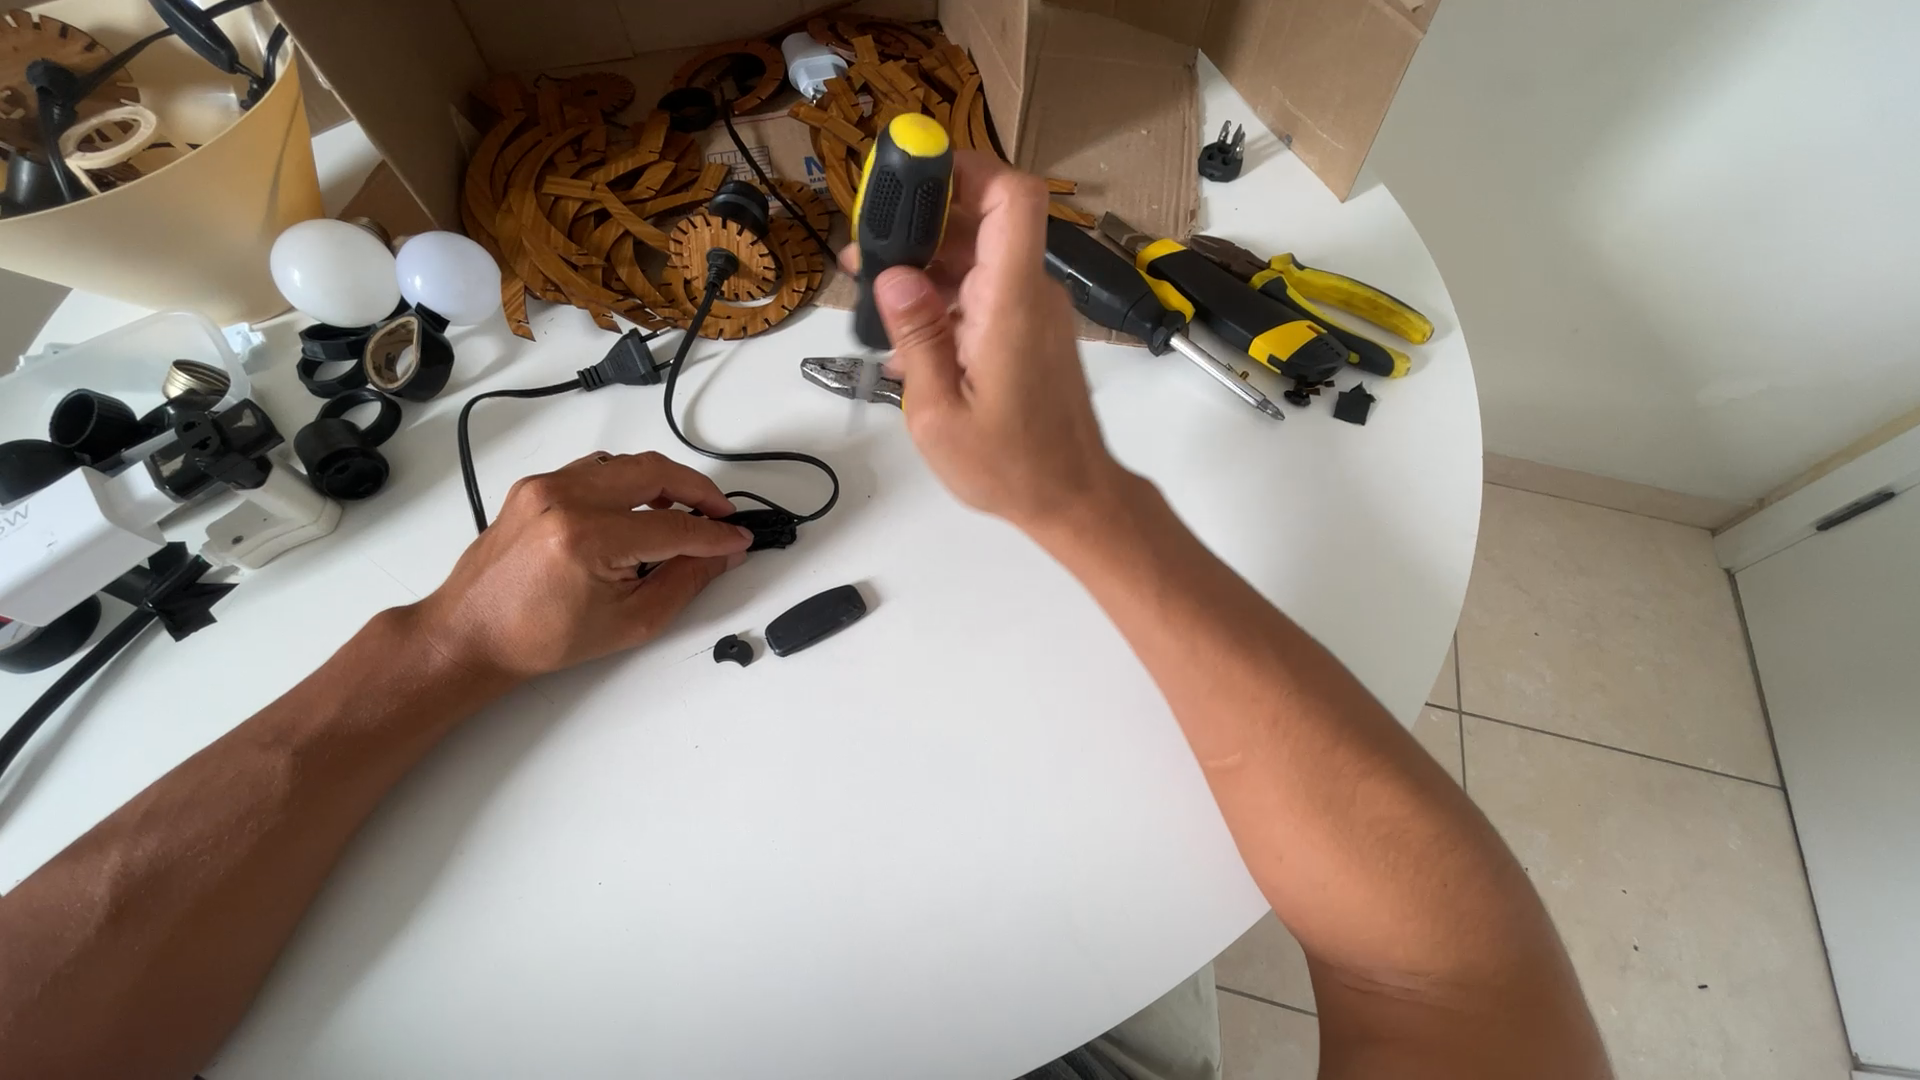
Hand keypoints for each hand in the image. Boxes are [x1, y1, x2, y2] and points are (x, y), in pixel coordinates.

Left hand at [416, 452, 753, 680]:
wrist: (471, 633)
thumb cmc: (540, 637)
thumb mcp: (632, 621)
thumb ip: (685, 582)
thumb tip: (721, 555)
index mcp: (588, 538)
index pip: (674, 526)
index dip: (715, 535)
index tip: (739, 539)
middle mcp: (564, 499)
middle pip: (655, 472)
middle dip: (699, 491)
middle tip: (722, 513)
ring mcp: (546, 487)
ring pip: (628, 464)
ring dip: (667, 482)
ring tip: (689, 510)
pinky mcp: (536, 486)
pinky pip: (599, 468)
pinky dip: (630, 481)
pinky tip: (643, 505)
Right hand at [843, 151, 1133, 533]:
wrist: (1072, 498)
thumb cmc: (1011, 467)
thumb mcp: (940, 413)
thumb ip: (917, 337)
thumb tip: (893, 273)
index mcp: (1013, 304)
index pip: (1011, 198)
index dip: (965, 169)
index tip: (911, 176)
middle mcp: (1032, 296)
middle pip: (984, 221)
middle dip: (923, 222)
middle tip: (866, 251)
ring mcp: (1035, 314)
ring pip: (981, 258)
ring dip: (928, 264)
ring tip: (876, 294)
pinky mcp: (1032, 334)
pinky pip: (987, 292)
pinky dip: (947, 297)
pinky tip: (911, 330)